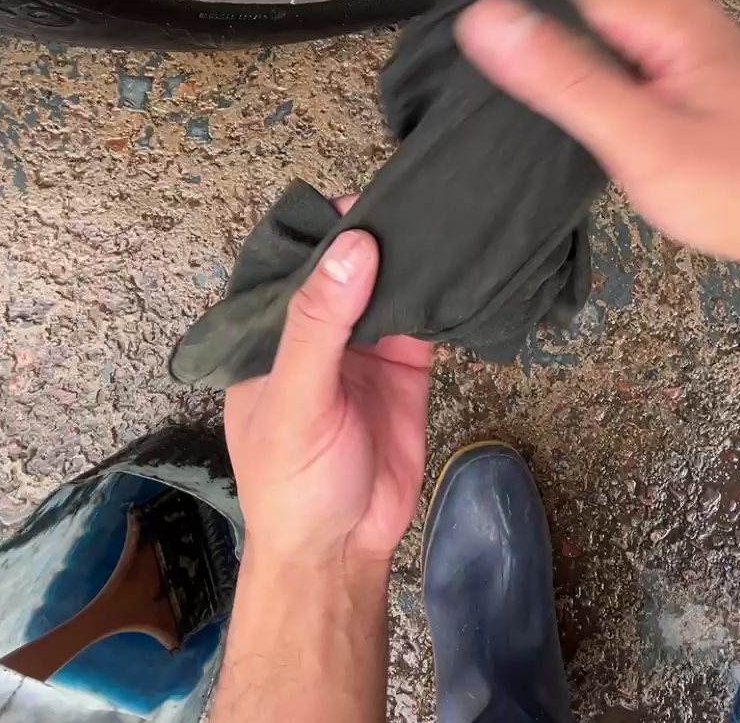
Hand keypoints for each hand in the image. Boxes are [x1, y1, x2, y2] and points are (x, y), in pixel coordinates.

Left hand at [223, 196, 432, 566]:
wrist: (345, 548)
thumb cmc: (294, 481)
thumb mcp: (296, 401)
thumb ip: (319, 325)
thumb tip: (357, 244)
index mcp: (272, 328)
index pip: (297, 257)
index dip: (329, 222)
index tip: (374, 192)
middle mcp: (320, 326)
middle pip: (350, 261)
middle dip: (381, 229)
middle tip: (428, 193)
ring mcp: (366, 341)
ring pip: (390, 281)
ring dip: (415, 254)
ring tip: (454, 214)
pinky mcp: (408, 360)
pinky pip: (425, 312)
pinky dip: (443, 289)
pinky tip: (467, 261)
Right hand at [454, 0, 739, 281]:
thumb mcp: (642, 139)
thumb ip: (565, 78)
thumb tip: (492, 23)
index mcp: (665, 11)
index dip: (508, 25)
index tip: (473, 70)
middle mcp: (674, 10)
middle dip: (528, 34)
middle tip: (500, 93)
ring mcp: (679, 39)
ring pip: (588, 25)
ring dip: (556, 58)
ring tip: (535, 109)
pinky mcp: (679, 69)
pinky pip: (612, 52)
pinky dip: (584, 76)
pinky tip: (577, 115)